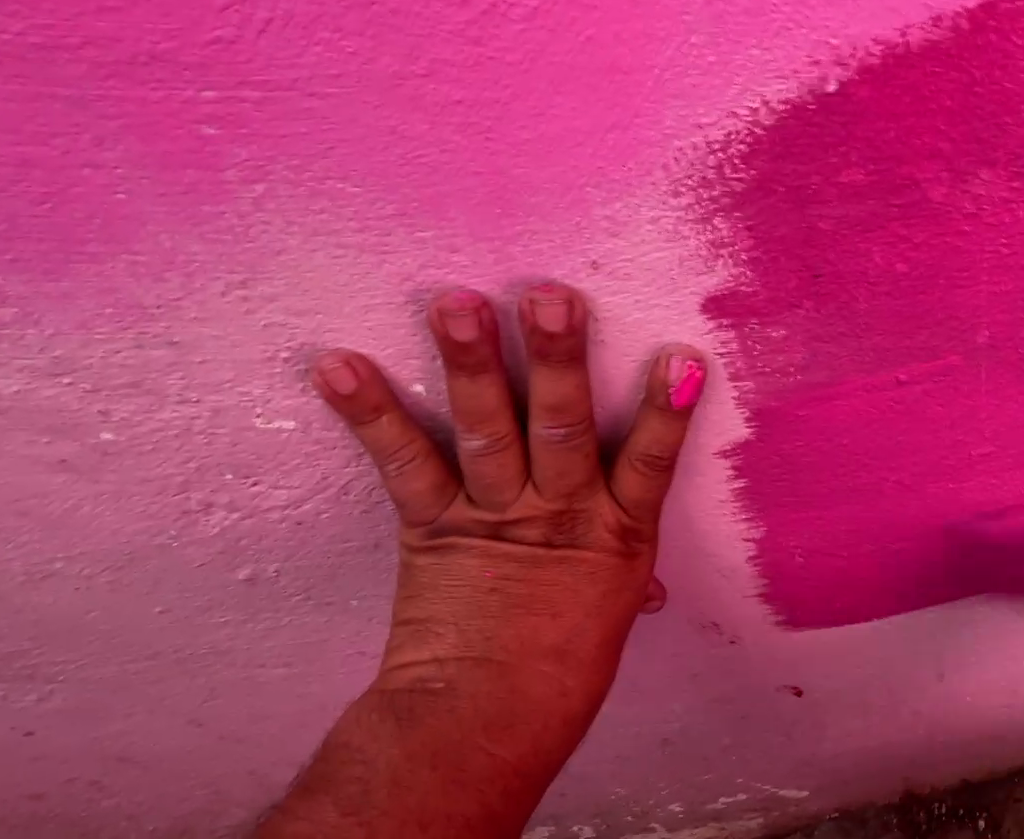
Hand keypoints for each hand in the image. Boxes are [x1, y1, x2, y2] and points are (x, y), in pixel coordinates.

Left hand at [257, 282, 705, 838]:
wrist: (482, 725)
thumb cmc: (566, 663)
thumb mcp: (616, 605)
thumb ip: (625, 561)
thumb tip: (651, 579)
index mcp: (618, 533)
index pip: (652, 462)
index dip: (669, 412)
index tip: (684, 359)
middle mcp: (560, 513)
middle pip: (561, 428)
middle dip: (558, 361)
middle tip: (551, 299)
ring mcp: (493, 516)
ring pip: (486, 431)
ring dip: (470, 365)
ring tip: (457, 304)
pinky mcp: (431, 528)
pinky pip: (403, 465)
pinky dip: (371, 413)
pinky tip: (339, 363)